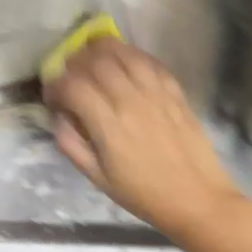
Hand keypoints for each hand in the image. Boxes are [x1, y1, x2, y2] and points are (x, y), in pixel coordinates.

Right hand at [43, 37, 244, 239]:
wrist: (199, 201)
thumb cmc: (143, 193)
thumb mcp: (96, 177)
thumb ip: (70, 144)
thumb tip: (59, 117)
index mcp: (110, 126)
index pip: (73, 86)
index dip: (55, 85)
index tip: (52, 97)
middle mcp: (133, 103)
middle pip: (97, 63)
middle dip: (75, 62)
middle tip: (69, 73)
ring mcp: (158, 96)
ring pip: (126, 55)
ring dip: (103, 50)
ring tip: (92, 56)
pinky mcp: (177, 95)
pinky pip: (153, 63)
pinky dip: (133, 55)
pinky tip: (123, 61)